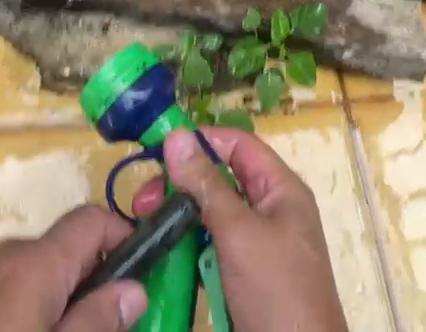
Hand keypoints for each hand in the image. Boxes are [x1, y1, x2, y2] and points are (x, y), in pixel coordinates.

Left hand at [0, 205, 146, 331]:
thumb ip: (97, 322)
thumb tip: (135, 289)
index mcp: (36, 261)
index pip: (91, 218)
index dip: (124, 238)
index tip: (144, 278)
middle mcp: (10, 255)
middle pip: (69, 250)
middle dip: (97, 283)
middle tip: (113, 329)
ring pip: (42, 273)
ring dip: (67, 301)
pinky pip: (14, 290)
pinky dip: (35, 310)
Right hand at [132, 128, 346, 331]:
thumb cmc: (275, 291)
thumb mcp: (238, 232)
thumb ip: (205, 184)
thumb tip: (176, 134)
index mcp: (281, 191)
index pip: (238, 145)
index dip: (202, 141)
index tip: (158, 151)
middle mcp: (270, 211)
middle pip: (220, 179)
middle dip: (182, 184)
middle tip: (144, 201)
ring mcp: (257, 246)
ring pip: (211, 215)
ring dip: (180, 217)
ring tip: (147, 225)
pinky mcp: (243, 276)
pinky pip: (210, 247)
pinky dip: (188, 247)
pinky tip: (163, 252)